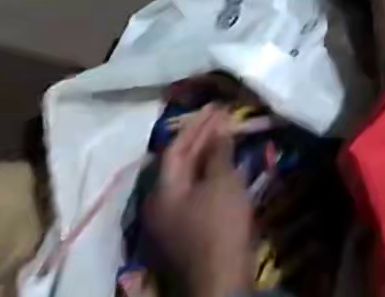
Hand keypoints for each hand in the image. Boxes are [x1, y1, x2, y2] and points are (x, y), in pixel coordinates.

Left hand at [143, 107, 255, 296]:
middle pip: (178, 162)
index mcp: (161, 190)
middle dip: (201, 137)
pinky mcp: (185, 234)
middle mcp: (158, 205)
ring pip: (187, 178)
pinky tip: (225, 166)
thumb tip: (219, 129)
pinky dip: (208, 174)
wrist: (221, 283)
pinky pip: (194, 191)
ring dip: (206, 155)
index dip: (197, 124)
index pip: (176, 147)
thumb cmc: (219, 226)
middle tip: (222, 116)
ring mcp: (170, 223)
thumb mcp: (222, 182)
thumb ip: (219, 151)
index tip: (217, 105)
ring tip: (226, 135)